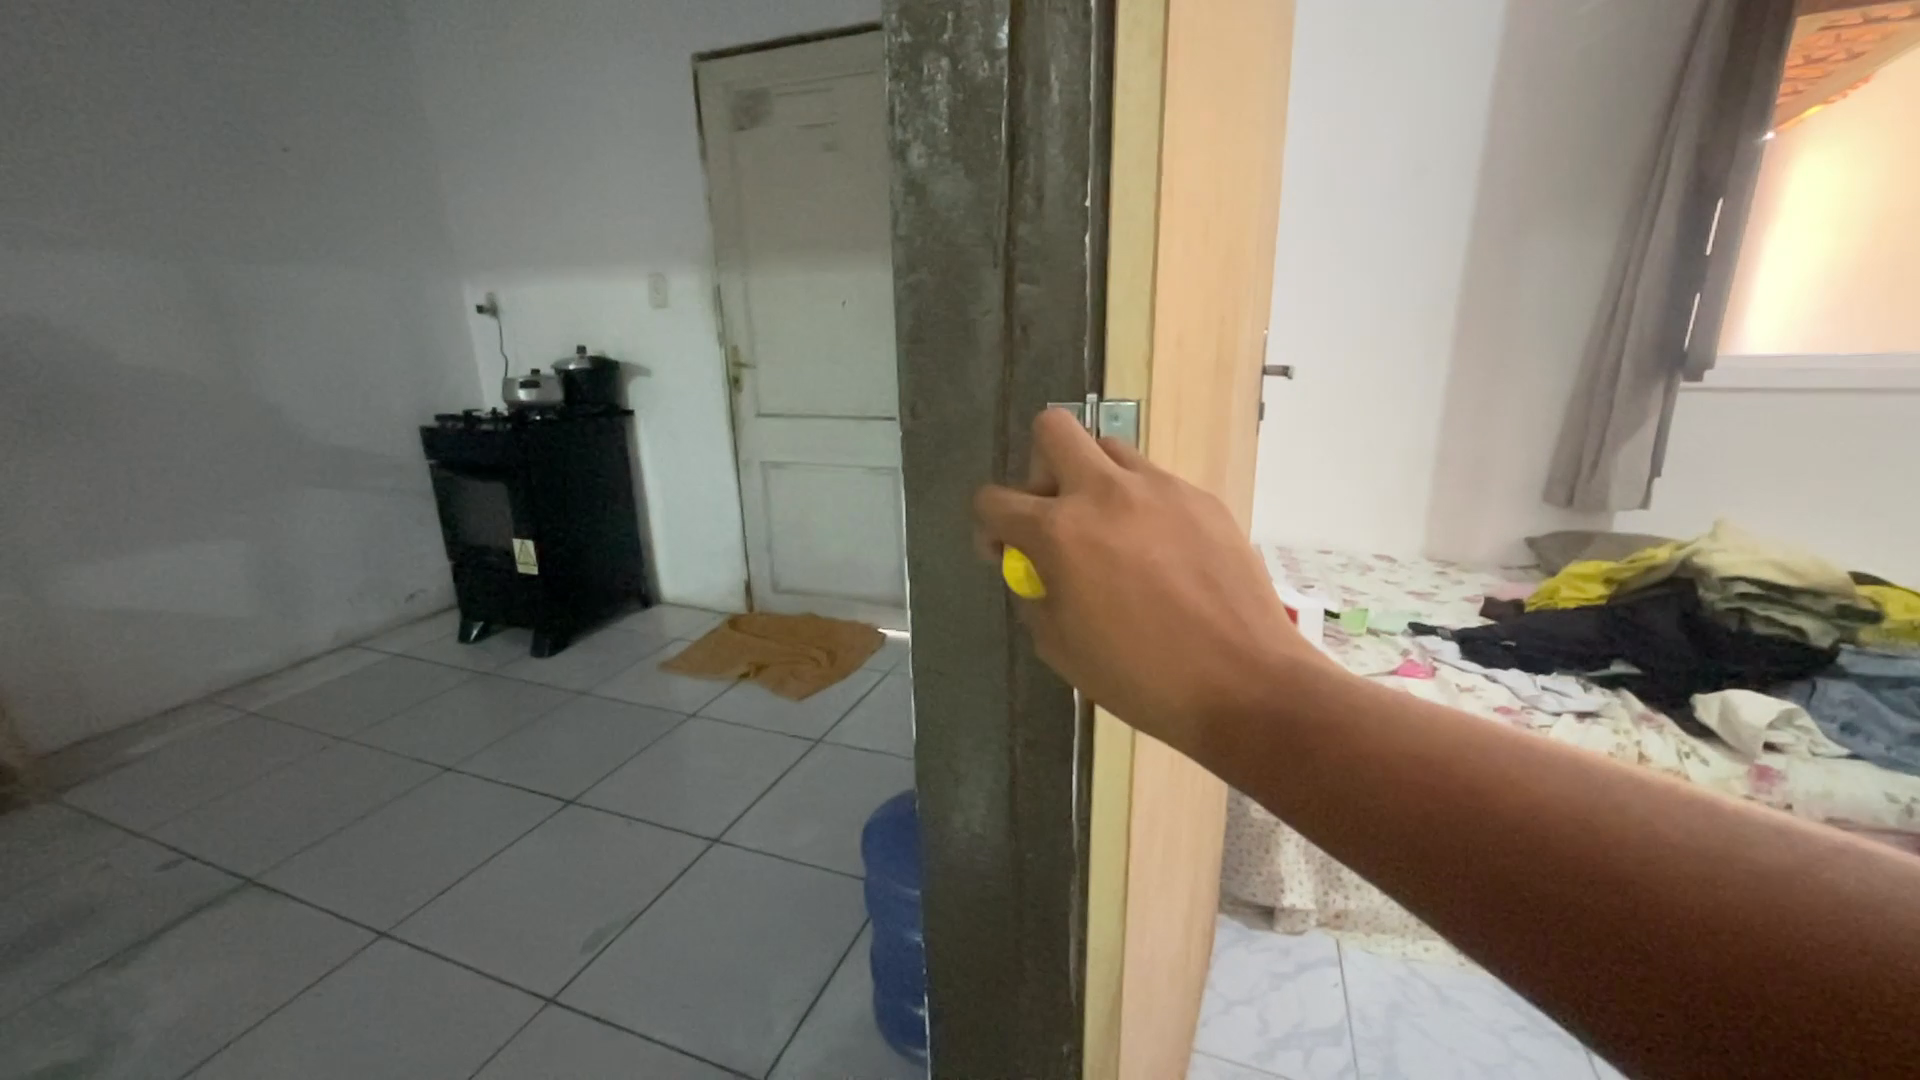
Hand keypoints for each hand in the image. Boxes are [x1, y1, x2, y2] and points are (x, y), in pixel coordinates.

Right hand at [972, 409, 1321, 752]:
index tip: (1006, 552)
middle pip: (1053, 428)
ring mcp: (1160, 489)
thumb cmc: (1140, 678)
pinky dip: (1142, 506)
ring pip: (1109, 449)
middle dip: (1040, 468)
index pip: (994, 500)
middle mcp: (1105, 492)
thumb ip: (1035, 592)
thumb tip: (1036, 568)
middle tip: (1057, 517)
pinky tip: (1163, 556)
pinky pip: (1156, 482)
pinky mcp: (1202, 499)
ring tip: (1113, 533)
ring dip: (1094, 481)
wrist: (1244, 683)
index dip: (989, 526)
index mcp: (1060, 532)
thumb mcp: (1060, 646)